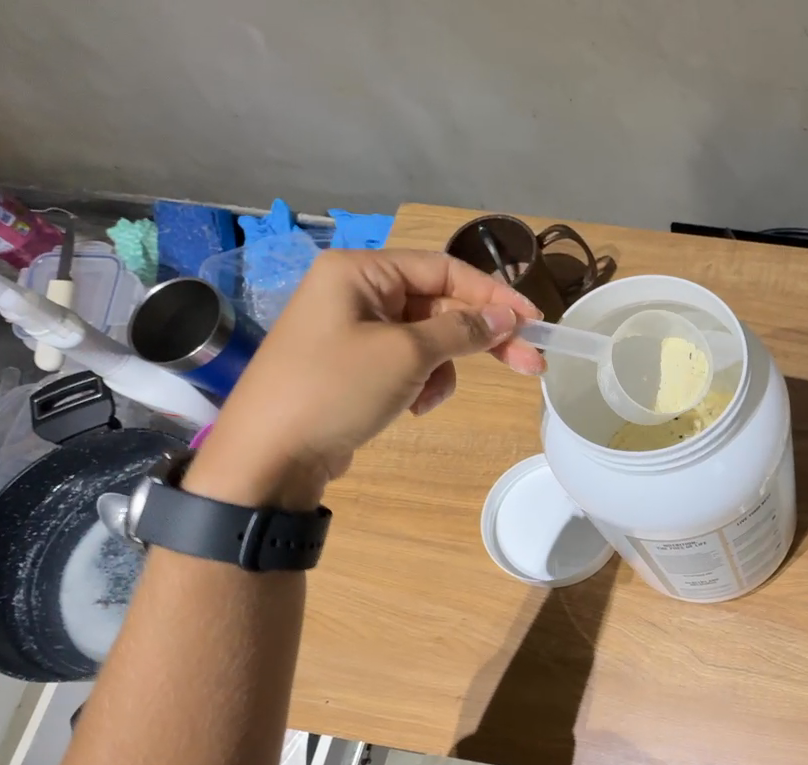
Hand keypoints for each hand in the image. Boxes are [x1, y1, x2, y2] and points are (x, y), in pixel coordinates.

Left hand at [188, 249, 541, 509]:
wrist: (272, 451)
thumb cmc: (335, 388)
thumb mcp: (407, 355)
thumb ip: (462, 330)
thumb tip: (507, 316)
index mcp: (362, 272)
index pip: (445, 269)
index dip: (494, 295)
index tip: (535, 322)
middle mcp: (358, 292)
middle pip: (441, 306)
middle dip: (481, 339)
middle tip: (531, 365)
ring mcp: (356, 330)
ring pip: (430, 340)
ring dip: (444, 370)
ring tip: (427, 400)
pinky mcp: (358, 365)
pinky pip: (410, 364)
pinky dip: (422, 384)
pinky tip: (411, 407)